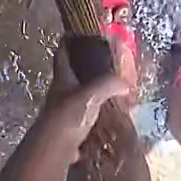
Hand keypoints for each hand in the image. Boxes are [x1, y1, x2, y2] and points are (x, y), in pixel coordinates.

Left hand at [20, 46, 129, 166]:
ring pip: (78, 94)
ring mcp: (63, 110)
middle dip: (85, 66)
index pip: (63, 51)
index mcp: (63, 77)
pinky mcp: (69, 128)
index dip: (69, 39)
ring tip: (112, 90)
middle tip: (105, 62)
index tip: (79, 31)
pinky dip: (95, 114)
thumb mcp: (91, 94)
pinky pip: (84, 116)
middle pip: (70, 73)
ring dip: (92, 91)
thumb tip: (126, 84)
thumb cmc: (68, 116)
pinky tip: (109, 117)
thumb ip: (108, 84)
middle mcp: (60, 90)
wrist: (54, 149)